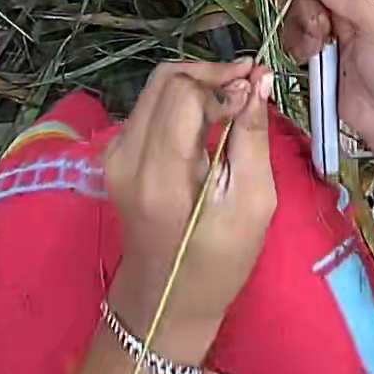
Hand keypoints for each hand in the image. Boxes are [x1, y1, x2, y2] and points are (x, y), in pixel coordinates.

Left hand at [104, 61, 275, 364]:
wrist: (164, 300)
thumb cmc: (218, 261)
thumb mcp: (252, 202)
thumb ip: (252, 135)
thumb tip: (258, 79)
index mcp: (161, 175)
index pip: (185, 94)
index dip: (223, 82)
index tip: (257, 87)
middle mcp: (127, 155)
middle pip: (167, 79)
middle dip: (211, 73)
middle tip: (248, 82)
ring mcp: (115, 152)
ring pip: (157, 86)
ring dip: (197, 82)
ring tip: (234, 94)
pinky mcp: (115, 151)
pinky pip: (150, 104)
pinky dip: (182, 97)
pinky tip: (209, 113)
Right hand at [267, 0, 373, 183]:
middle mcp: (355, 3)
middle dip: (308, 4)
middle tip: (322, 29)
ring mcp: (338, 28)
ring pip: (301, 9)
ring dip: (303, 27)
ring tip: (320, 48)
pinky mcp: (323, 53)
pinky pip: (297, 35)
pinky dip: (298, 44)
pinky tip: (312, 58)